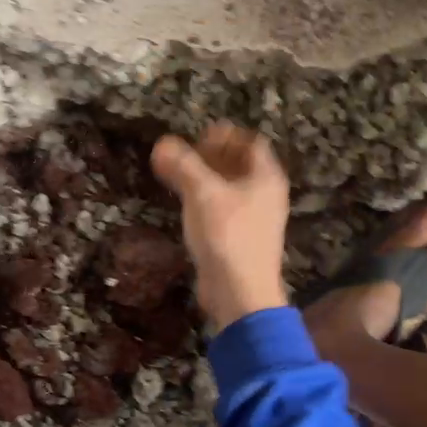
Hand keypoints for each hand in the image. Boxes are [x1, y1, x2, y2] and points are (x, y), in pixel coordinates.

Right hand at [151, 122, 291, 331]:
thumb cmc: (227, 235)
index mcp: (266, 177)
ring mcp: (254, 219)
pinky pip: (223, 209)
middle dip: (212, 156)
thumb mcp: (202, 194)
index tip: (199, 136)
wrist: (239, 291)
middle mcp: (266, 195)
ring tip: (178, 176)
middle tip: (184, 154)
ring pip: (231, 188)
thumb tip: (161, 144)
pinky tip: (186, 206)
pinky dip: (206, 200)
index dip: (226, 135)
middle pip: (240, 165)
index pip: (251, 143)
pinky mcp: (239, 239)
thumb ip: (182, 166)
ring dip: (206, 179)